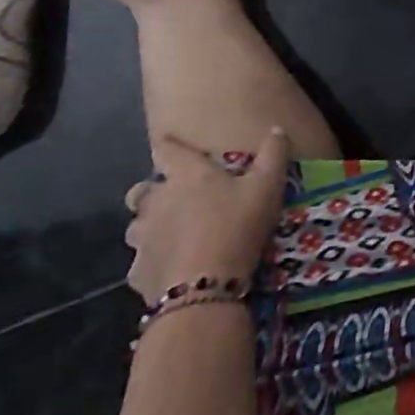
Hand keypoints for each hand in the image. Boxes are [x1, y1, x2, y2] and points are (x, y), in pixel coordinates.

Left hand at [124, 127, 288, 304]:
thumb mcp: (268, 186)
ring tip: (174, 234)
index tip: (170, 141)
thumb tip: (276, 128)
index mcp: (186, 175)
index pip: (168, 150)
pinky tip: (173, 266)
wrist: (204, 286)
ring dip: (152, 225)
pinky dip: (155, 260)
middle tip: (176, 197)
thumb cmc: (237, 225)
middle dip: (154, 190)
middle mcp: (156, 201)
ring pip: (138, 225)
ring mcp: (142, 237)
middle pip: (142, 190)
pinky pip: (143, 260)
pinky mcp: (138, 270)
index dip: (170, 144)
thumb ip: (274, 154)